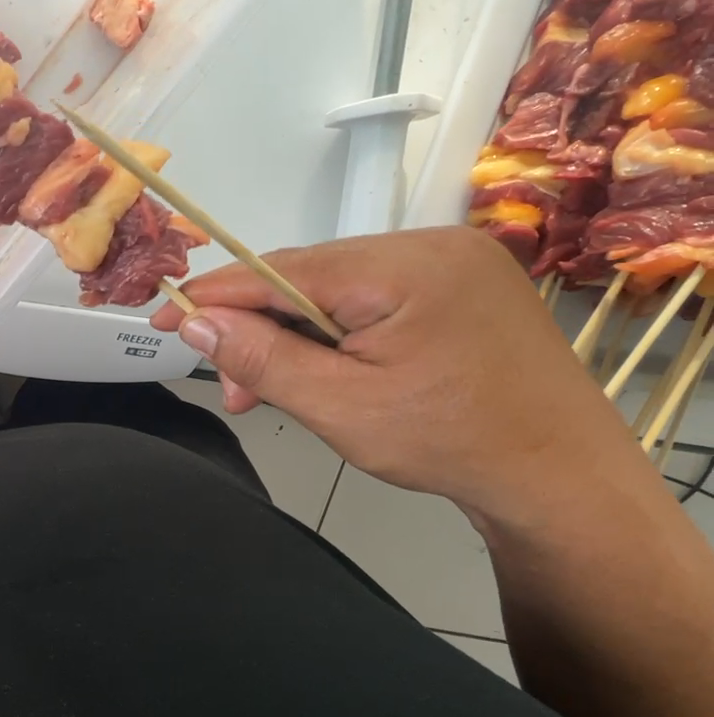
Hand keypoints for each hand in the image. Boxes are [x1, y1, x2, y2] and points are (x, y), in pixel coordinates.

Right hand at [150, 228, 639, 522]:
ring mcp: (451, 263)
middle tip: (234, 393)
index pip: (278, 270)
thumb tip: (195, 320)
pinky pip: (367, 298)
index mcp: (404, 268)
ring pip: (332, 290)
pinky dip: (328, 334)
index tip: (160, 314)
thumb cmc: (445, 440)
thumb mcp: (335, 404)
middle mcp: (431, 246)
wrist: (555, 470)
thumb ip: (260, 357)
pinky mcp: (459, 287)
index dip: (212, 293)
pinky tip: (318, 372)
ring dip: (289, 338)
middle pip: (304, 278)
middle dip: (255, 330)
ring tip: (269, 393)